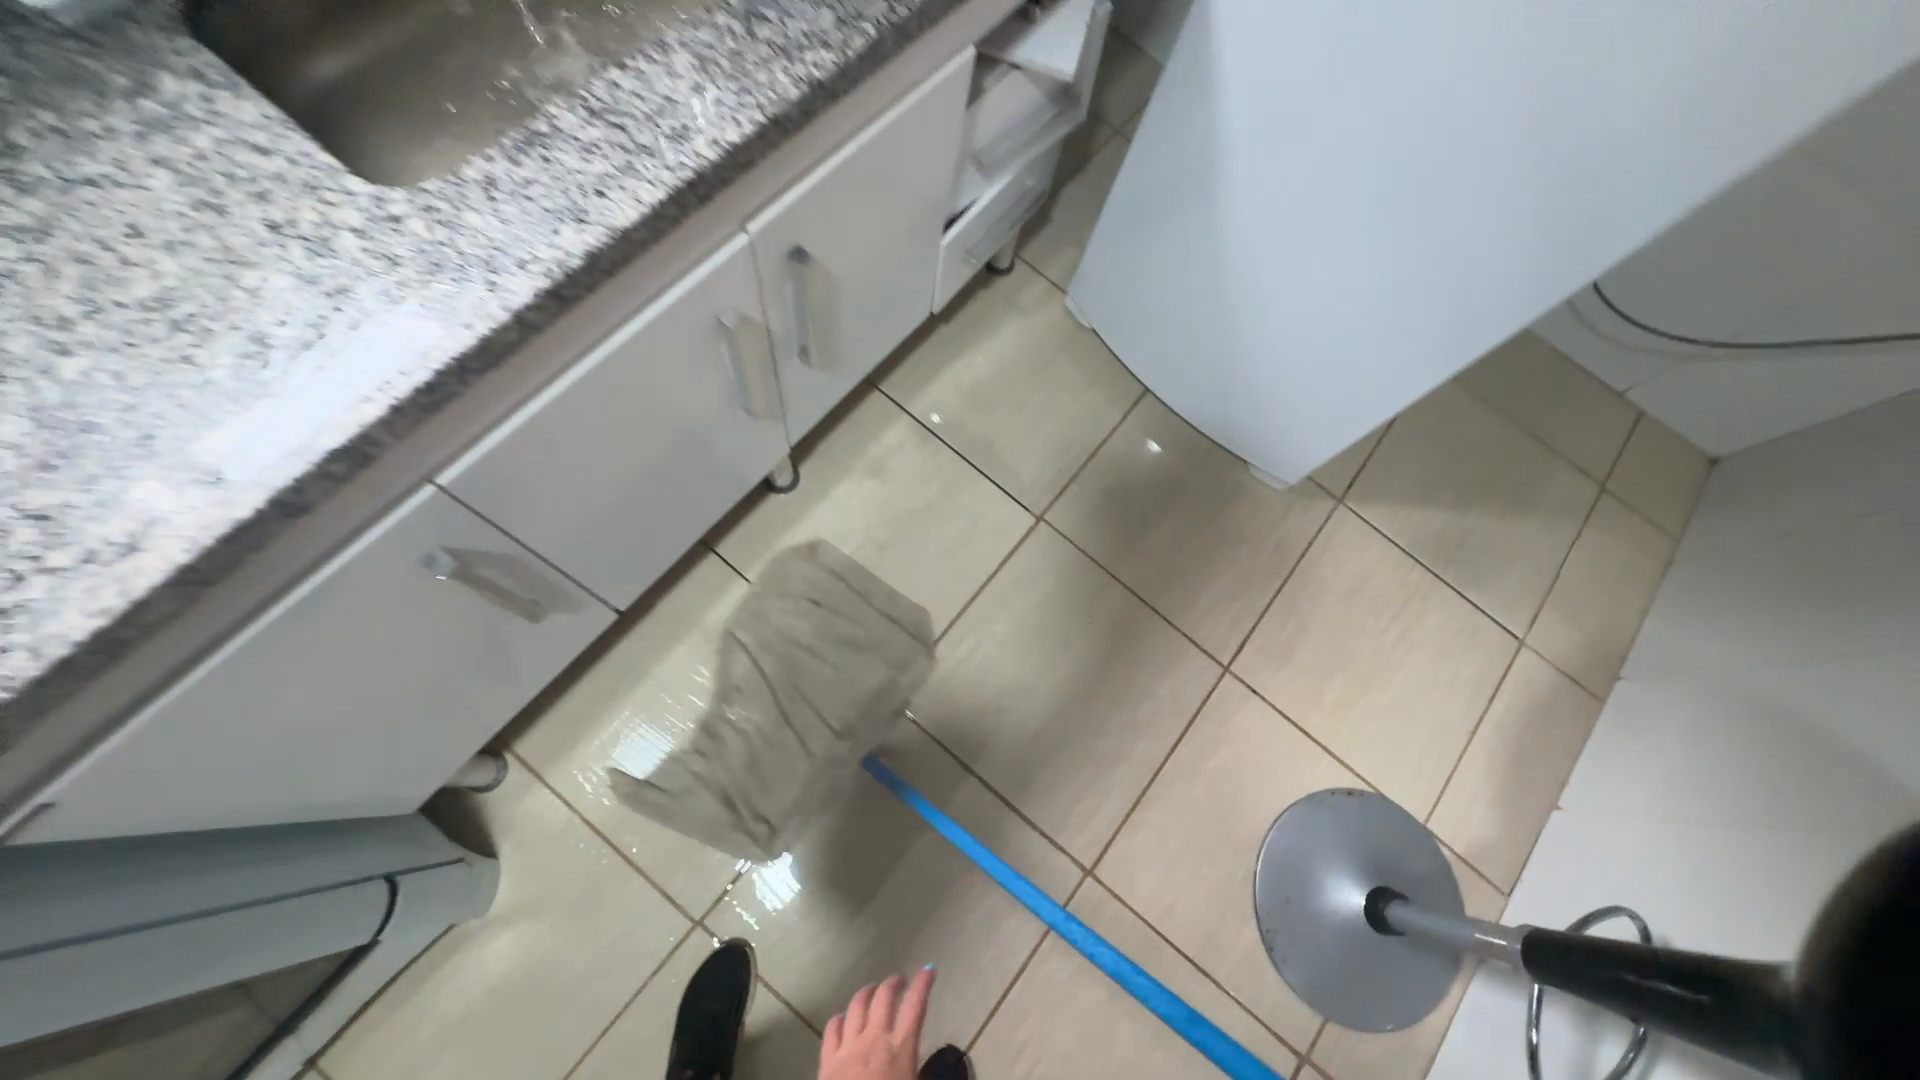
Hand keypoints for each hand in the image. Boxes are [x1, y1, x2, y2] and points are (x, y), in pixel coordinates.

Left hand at [818, 967, 935, 1079]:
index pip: (916, 1006)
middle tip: (899, 980)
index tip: (929, 968)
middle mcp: (875, 1039)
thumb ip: (918, 1071)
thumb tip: (922, 1068)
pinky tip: (843, 1018)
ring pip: (857, 1006)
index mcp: (901, 1049)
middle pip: (884, 998)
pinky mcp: (827, 1060)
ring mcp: (849, 1047)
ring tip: (872, 989)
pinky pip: (832, 1029)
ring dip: (867, 992)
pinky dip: (840, 1018)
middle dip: (893, 983)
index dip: (924, 984)